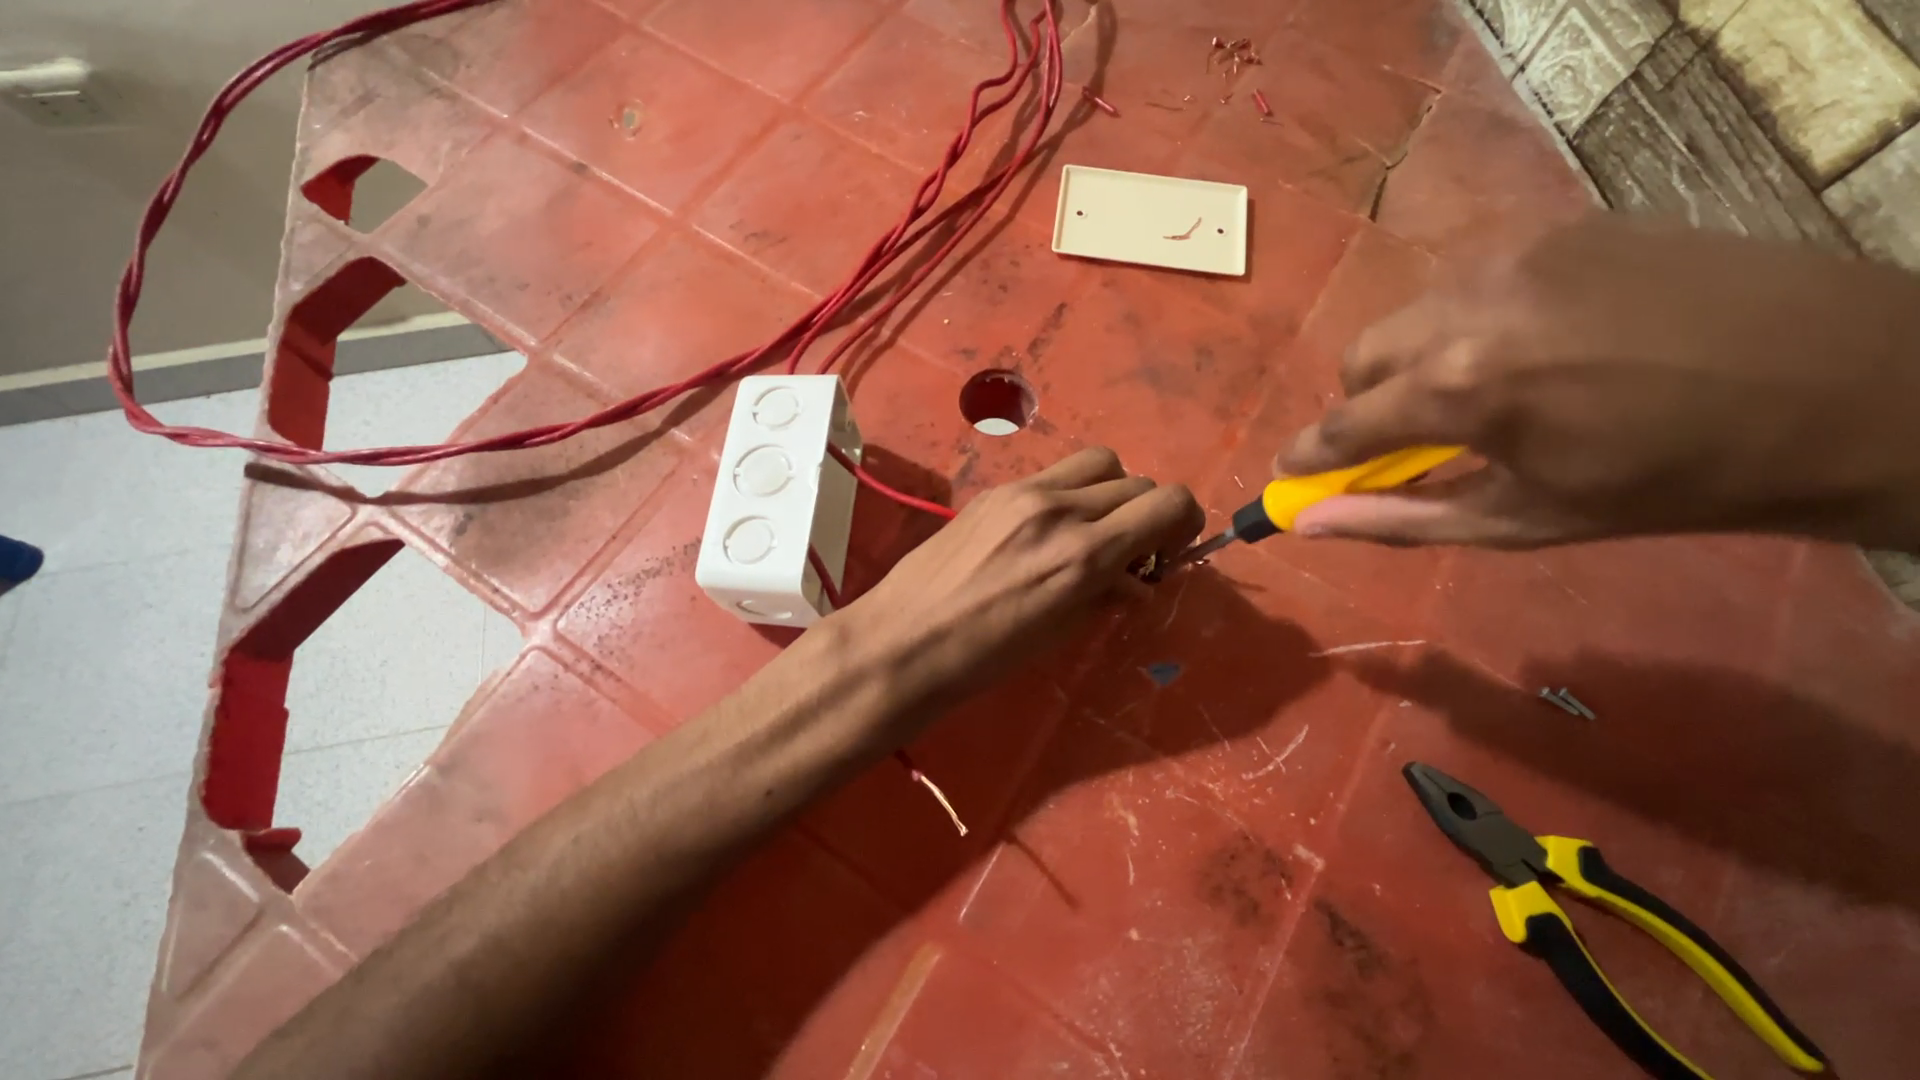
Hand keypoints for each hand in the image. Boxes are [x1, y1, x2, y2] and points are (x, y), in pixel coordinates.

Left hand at [837, 447, 1202, 706]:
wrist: (905, 639)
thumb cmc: (985, 655)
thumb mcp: (1060, 631)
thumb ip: (1106, 593)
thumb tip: (1136, 580)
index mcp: (1084, 552)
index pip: (1169, 504)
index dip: (1185, 525)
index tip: (1169, 553)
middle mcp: (1060, 509)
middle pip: (1138, 483)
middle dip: (1148, 516)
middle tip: (1130, 553)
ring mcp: (1024, 493)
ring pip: (1100, 464)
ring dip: (1112, 493)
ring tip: (1092, 531)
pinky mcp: (995, 491)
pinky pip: (1055, 475)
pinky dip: (1071, 493)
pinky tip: (1047, 530)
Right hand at [1282, 215, 1919, 549]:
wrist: (1848, 384)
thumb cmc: (1670, 482)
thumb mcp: (1526, 520)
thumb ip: (1401, 518)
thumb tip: (1308, 524)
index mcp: (1460, 388)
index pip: (1342, 424)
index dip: (1309, 456)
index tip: (1288, 475)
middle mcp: (1469, 306)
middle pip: (1362, 357)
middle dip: (1367, 404)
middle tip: (1414, 438)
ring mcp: (1518, 255)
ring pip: (1414, 313)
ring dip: (1419, 360)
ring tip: (1491, 389)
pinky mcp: (1564, 227)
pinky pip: (1477, 280)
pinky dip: (1477, 321)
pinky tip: (1546, 343)